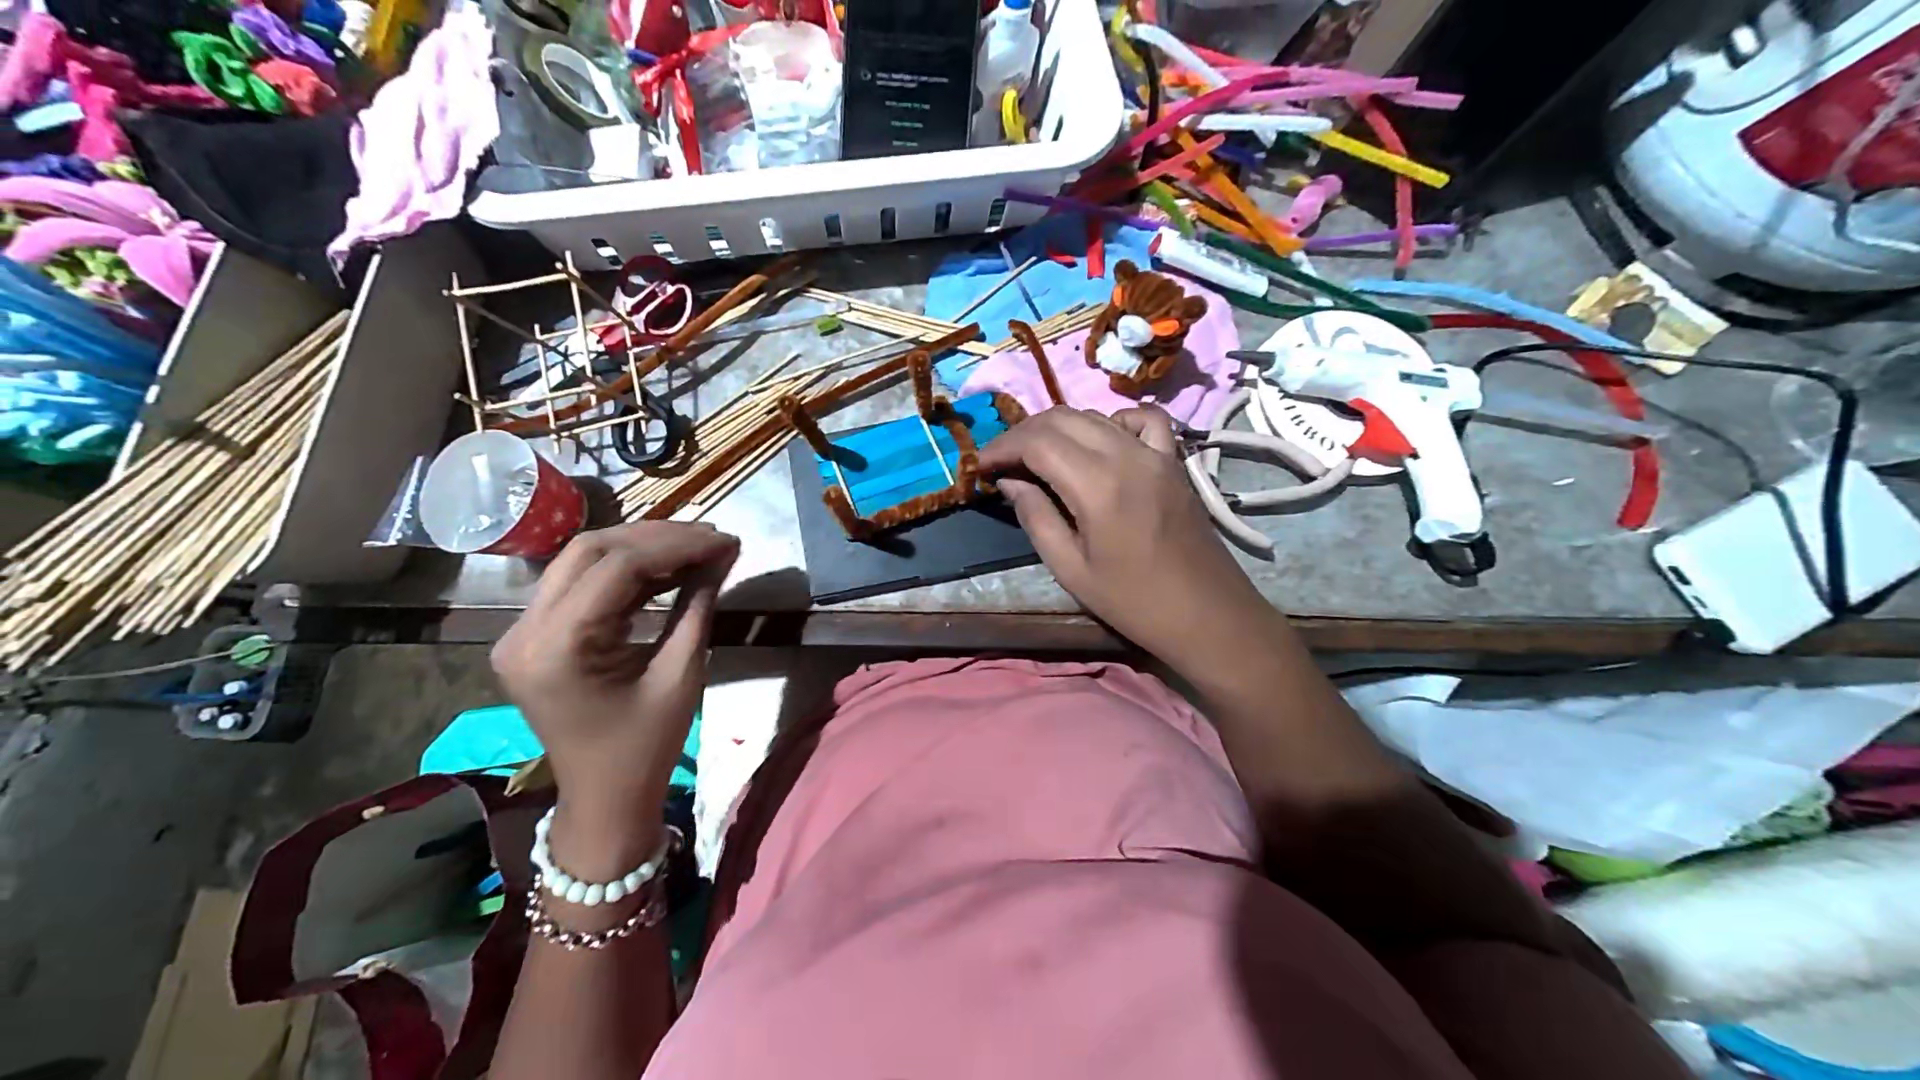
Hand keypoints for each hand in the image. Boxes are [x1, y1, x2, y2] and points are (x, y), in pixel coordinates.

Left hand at [491, 522, 738, 850]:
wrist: (604, 799)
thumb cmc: (647, 747)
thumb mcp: (681, 674)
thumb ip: (698, 605)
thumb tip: (723, 553)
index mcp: (558, 648)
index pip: (617, 567)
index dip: (676, 545)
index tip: (725, 539)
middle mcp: (524, 630)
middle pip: (590, 550)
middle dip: (657, 536)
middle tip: (711, 537)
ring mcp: (521, 631)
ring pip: (581, 559)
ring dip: (640, 546)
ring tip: (695, 546)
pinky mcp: (532, 635)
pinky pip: (578, 583)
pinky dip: (623, 570)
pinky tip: (665, 568)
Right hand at [977, 407, 1281, 672]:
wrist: (1207, 614)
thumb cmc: (1133, 602)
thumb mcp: (1070, 569)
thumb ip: (1035, 516)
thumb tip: (1009, 480)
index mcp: (1097, 485)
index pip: (1036, 442)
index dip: (1002, 448)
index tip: (980, 466)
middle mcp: (1126, 455)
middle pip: (1061, 418)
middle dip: (1022, 434)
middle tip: (1002, 461)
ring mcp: (1155, 453)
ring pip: (1095, 415)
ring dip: (1058, 427)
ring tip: (1037, 454)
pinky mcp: (1174, 461)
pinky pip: (1143, 420)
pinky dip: (1113, 421)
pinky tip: (1101, 443)